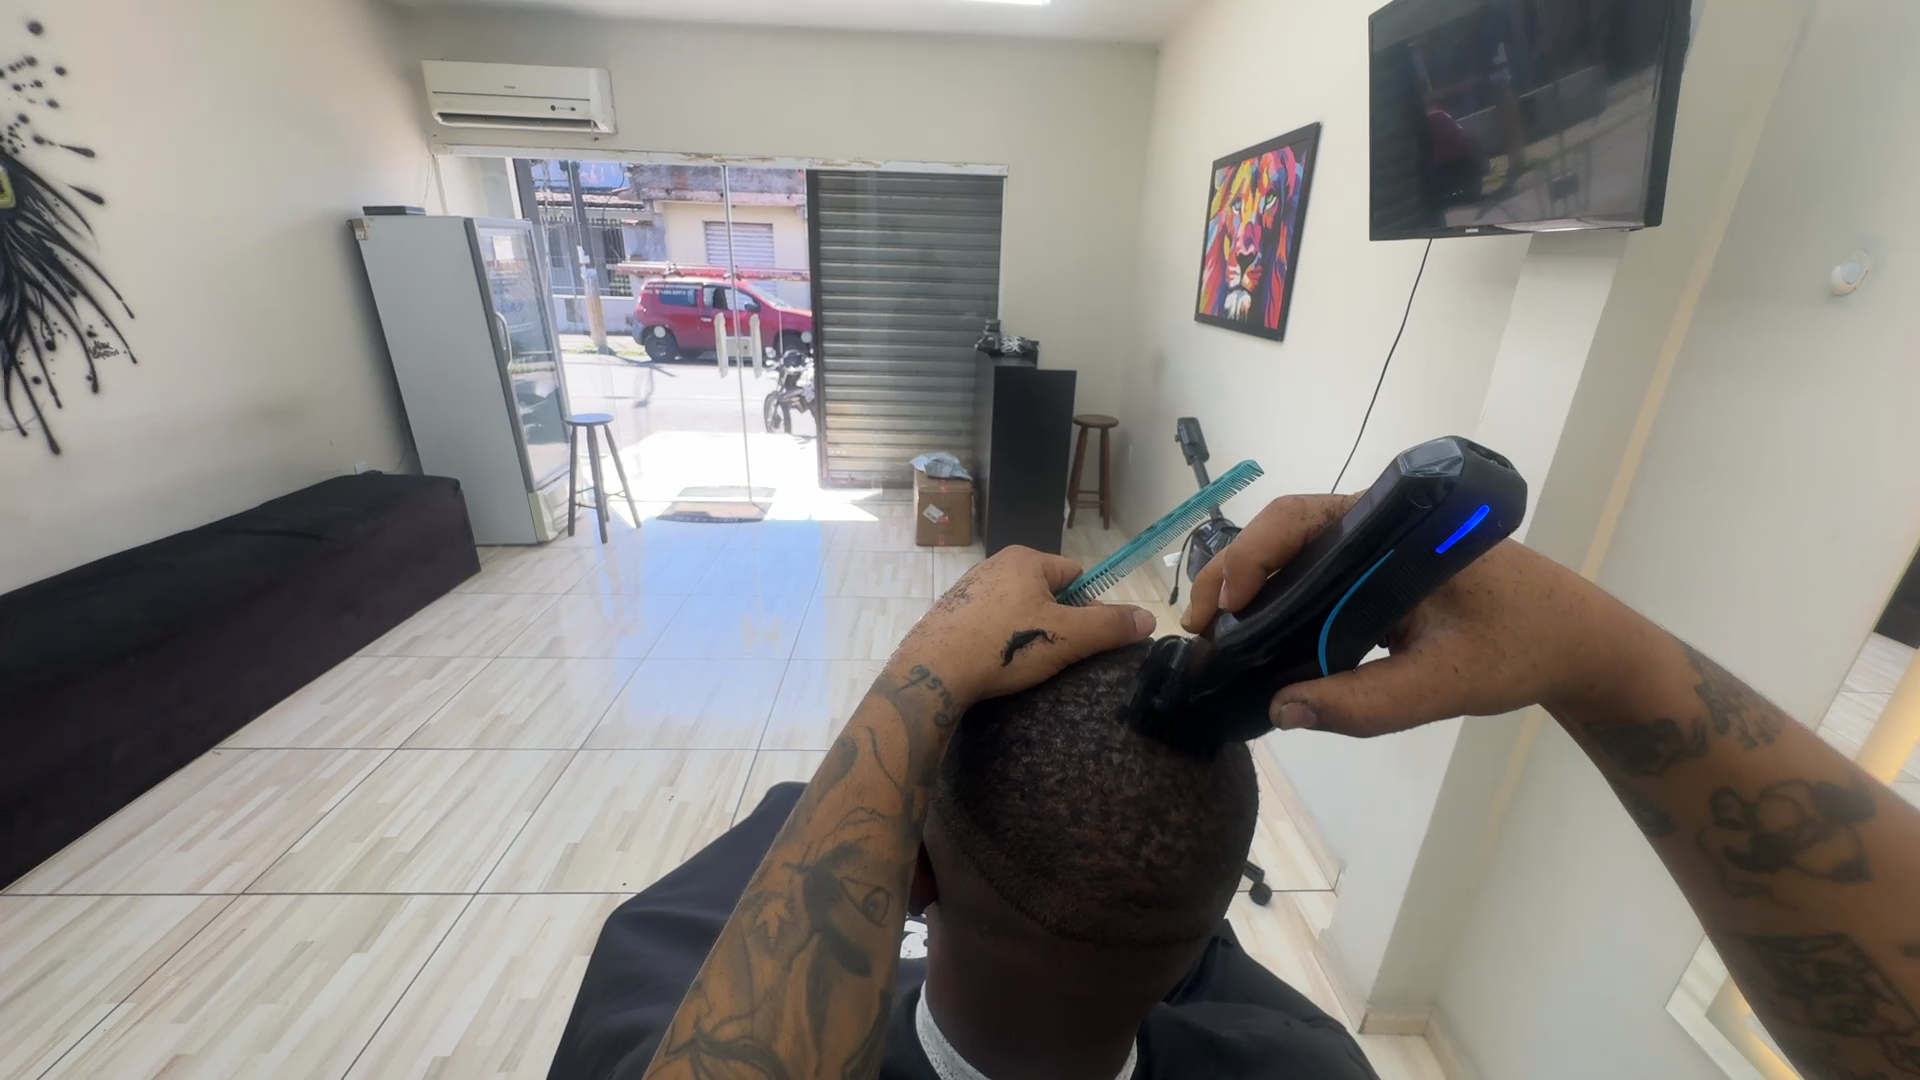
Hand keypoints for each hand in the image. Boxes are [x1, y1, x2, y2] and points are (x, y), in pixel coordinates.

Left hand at [893, 545, 1156, 707]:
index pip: (1075, 575)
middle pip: (1046, 592)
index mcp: (1025, 559)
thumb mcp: (1066, 637)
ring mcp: (968, 589)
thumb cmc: (1004, 646)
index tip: (1083, 639)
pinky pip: (990, 623)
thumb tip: (1149, 618)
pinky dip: (999, 640)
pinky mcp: (950, 614)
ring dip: (1027, 632)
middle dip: (1056, 621)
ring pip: (1017, 609)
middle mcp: (995, 565)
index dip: (1087, 607)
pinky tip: (997, 663)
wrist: (934, 672)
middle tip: (1055, 655)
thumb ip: (1110, 626)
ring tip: (1024, 663)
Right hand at [1181, 494, 1647, 736]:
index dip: (1250, 557)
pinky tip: (1252, 632)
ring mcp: (1370, 549)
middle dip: (1229, 574)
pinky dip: (1272, 600)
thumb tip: (1279, 711)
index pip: (1300, 519)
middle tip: (1195, 625)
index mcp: (1394, 528)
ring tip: (1212, 630)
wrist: (1582, 644)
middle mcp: (1373, 527)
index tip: (1224, 606)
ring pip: (1288, 553)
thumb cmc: (1526, 649)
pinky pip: (1308, 575)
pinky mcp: (1370, 574)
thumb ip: (1367, 703)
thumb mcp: (1448, 683)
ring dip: (1244, 587)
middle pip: (1280, 531)